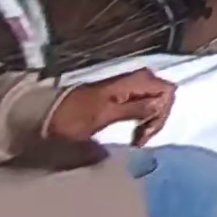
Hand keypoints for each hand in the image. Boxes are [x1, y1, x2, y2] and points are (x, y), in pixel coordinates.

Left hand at [47, 68, 175, 145]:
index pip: (167, 93)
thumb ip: (134, 110)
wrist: (49, 112)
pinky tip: (135, 129)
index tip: (142, 136)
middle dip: (157, 118)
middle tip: (140, 139)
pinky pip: (148, 101)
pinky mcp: (128, 92)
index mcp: (139, 80)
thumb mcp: (104, 116)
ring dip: (152, 118)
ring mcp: (135, 84)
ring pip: (158, 99)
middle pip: (165, 96)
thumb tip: (158, 108)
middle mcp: (142, 77)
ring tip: (137, 137)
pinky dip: (145, 116)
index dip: (160, 115)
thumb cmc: (75, 116)